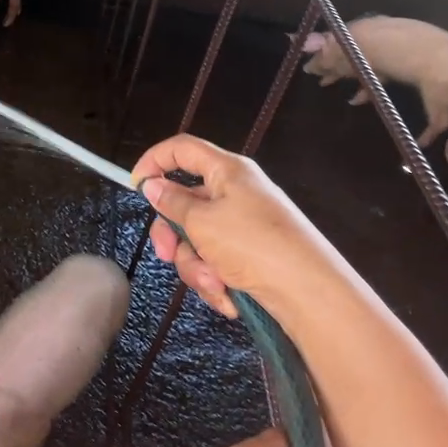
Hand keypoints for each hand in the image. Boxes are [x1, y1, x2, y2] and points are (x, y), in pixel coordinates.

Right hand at [130, 134, 341, 317]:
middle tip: (166, 253)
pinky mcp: (250, 257)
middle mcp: (236, 194)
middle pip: (185, 203)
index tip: (136, 185)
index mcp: (227, 172)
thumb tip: (152, 185)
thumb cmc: (253, 245)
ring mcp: (243, 227)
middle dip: (173, 233)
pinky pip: (216, 262)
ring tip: (213, 282)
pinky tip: (228, 297)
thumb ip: (171, 202)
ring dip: (196, 264)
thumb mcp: (202, 222)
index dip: (154, 160)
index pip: (182, 150)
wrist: (311, 296)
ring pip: (197, 239)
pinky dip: (216, 280)